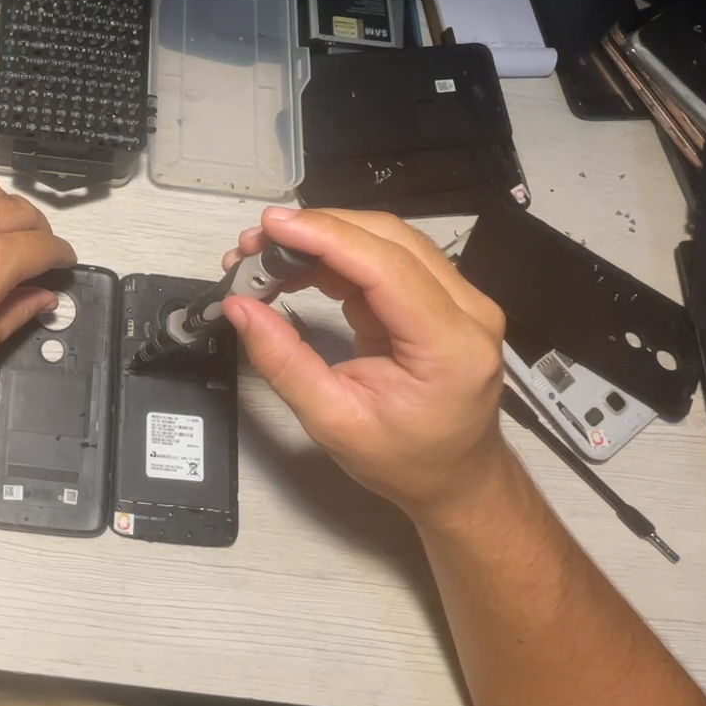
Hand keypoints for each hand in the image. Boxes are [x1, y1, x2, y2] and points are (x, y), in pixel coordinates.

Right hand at [221, 207, 509, 519]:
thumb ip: (284, 361)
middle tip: (252, 245)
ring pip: (382, 240)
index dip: (326, 237)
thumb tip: (240, 307)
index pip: (388, 267)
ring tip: (261, 257)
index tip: (271, 228)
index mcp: (450, 346)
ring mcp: (453, 299)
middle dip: (315, 231)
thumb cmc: (404, 459)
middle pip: (387, 239)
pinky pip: (377, 260)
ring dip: (319, 239)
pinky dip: (328, 257)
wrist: (454, 478)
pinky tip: (289, 268)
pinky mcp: (431, 298)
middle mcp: (464, 310)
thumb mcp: (332, 420)